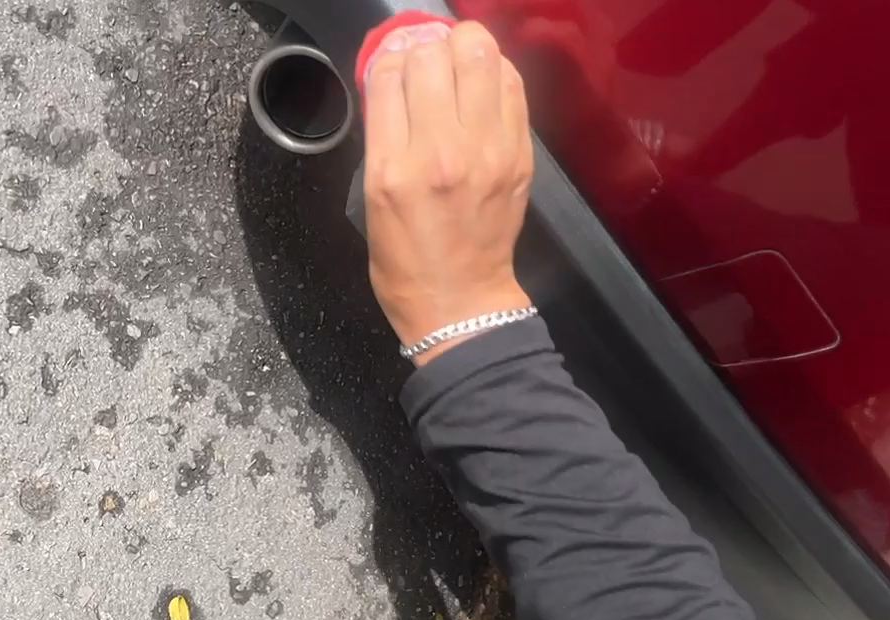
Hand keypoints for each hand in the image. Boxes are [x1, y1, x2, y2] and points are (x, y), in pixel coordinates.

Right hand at [362, 20, 534, 363]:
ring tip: (455, 66)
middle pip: (434, 54)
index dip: (387, 61)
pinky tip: (481, 88)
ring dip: (462, 49)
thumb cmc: (404, 263)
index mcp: (393, 170)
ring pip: (479, 52)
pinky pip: (509, 81)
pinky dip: (492, 72)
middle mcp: (440, 151)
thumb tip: (393, 87)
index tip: (390, 69)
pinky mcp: (518, 151)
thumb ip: (383, 143)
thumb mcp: (371, 205)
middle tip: (422, 66)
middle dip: (423, 51)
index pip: (389, 76)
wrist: (457, 301)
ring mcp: (486, 148)